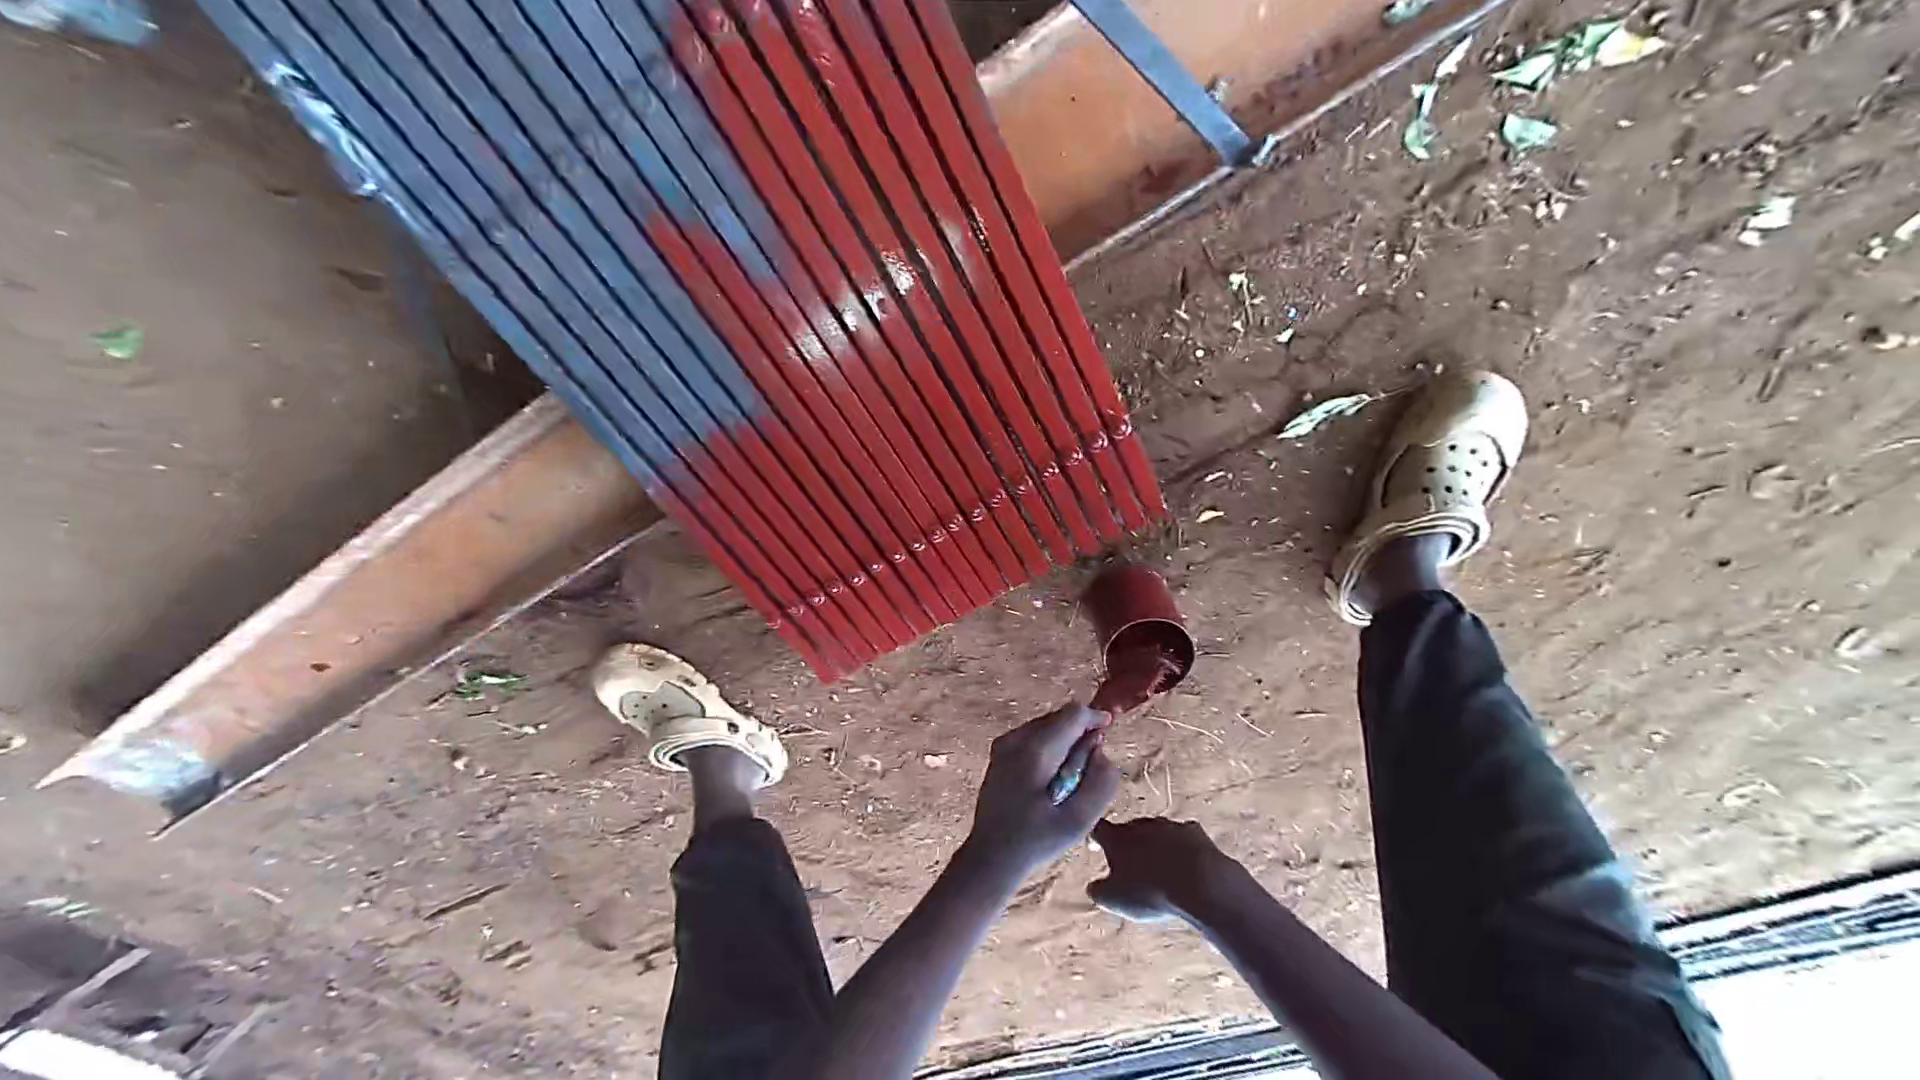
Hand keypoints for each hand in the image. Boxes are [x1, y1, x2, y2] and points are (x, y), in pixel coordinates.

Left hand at [961, 705, 1119, 880]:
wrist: (990, 857)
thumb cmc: (1035, 842)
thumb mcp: (1079, 820)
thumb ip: (1100, 783)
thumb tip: (1102, 751)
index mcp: (1035, 751)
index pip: (1072, 714)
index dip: (1095, 718)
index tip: (1109, 729)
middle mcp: (1015, 739)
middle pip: (1058, 718)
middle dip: (1080, 733)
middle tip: (1091, 765)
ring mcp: (1003, 745)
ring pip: (1045, 726)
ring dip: (1065, 740)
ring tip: (1073, 775)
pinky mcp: (999, 754)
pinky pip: (1033, 737)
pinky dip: (1050, 747)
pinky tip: (1054, 777)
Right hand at [1088, 817, 1243, 922]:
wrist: (1202, 885)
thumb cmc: (1152, 892)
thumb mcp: (1114, 900)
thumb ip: (1098, 891)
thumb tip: (1093, 887)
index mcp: (1117, 838)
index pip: (1099, 829)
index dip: (1095, 837)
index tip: (1095, 844)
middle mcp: (1140, 825)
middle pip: (1130, 830)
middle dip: (1130, 845)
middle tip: (1133, 869)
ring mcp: (1169, 826)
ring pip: (1157, 833)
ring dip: (1157, 847)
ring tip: (1162, 873)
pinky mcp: (1195, 832)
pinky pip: (1184, 838)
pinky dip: (1183, 849)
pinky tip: (1188, 866)